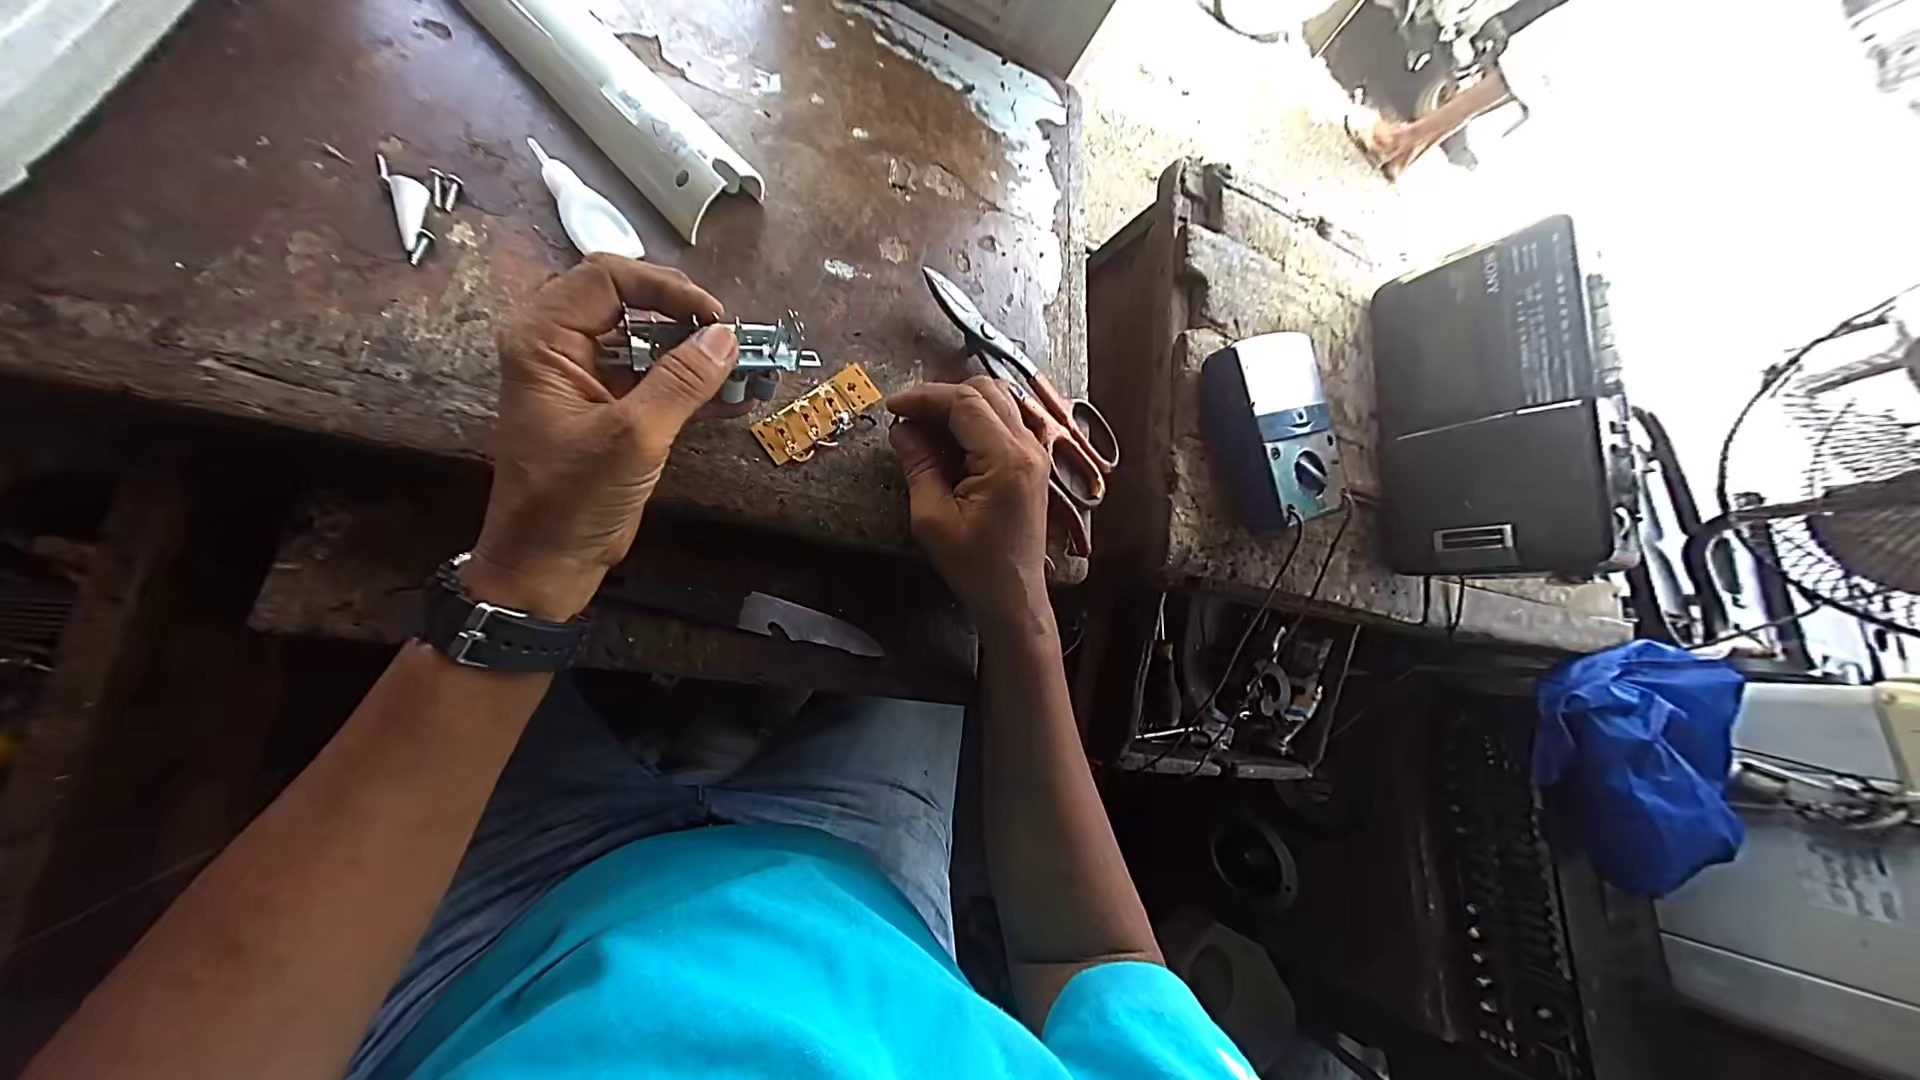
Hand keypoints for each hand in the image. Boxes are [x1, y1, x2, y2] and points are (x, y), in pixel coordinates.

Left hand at [465, 254, 738, 619]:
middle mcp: (561, 348)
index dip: (666, 289)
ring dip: (694, 350)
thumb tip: (726, 337)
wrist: (551, 559)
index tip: (715, 318)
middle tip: (728, 337)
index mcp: (544, 339)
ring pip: (646, 341)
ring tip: (740, 366)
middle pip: (626, 301)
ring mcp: (588, 379)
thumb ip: (681, 382)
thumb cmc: (575, 497)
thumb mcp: (634, 436)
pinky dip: (692, 383)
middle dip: (682, 314)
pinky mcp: (611, 408)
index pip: (607, 278)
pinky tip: (730, 394)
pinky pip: (655, 378)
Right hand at [887, 376, 1052, 630]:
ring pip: (998, 402)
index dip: (924, 398)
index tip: (893, 407)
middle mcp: (1029, 448)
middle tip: (908, 416)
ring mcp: (1036, 454)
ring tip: (926, 428)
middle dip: (942, 397)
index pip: (965, 403)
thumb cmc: (975, 567)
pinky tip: (952, 442)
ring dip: (960, 406)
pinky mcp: (1033, 464)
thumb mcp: (933, 519)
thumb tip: (902, 429)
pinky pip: (1005, 423)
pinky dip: (976, 422)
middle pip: (985, 392)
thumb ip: (918, 466)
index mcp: (1006, 460)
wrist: (1013, 597)